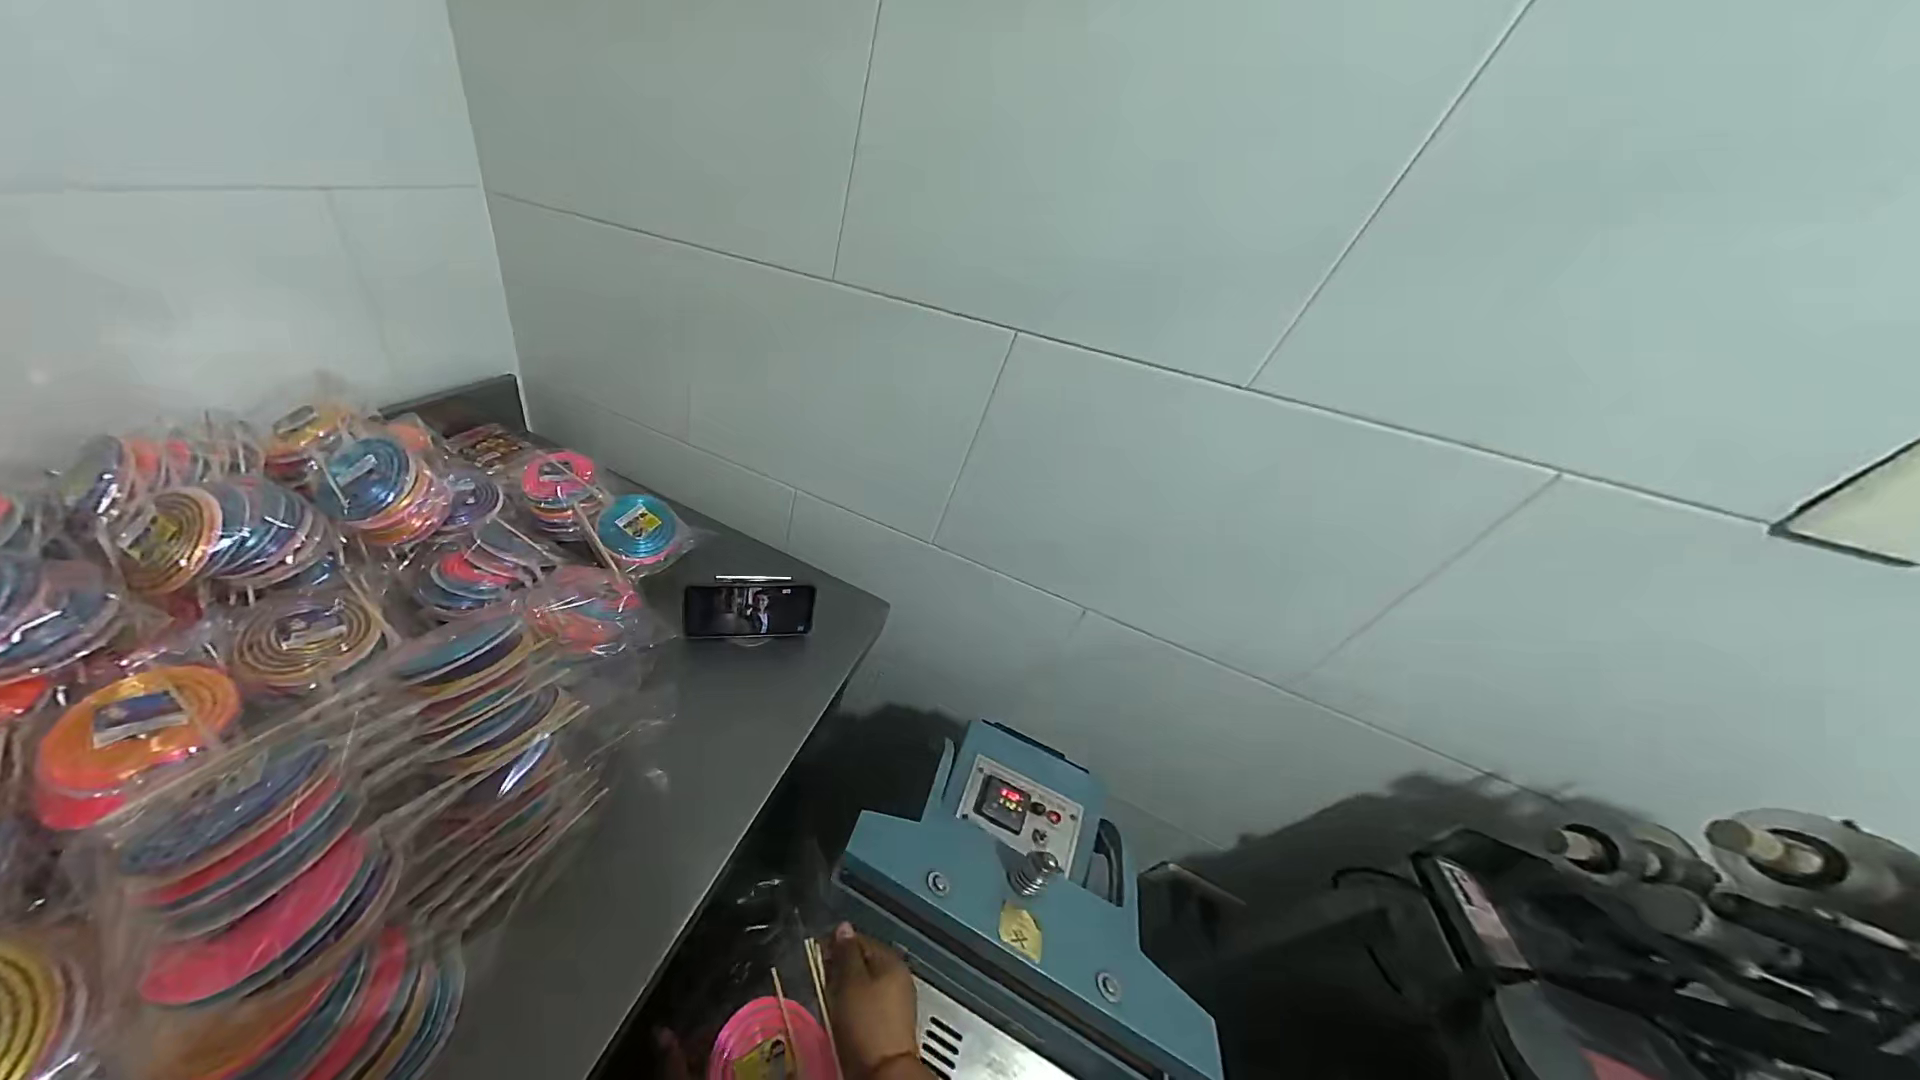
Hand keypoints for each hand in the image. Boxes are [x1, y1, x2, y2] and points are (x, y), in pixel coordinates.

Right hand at [827, 922, 919, 1077]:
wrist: (883, 1073)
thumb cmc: (866, 1024)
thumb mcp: (851, 982)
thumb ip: (846, 952)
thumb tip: (843, 927)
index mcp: (892, 960)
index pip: (860, 940)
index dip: (836, 943)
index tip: (816, 954)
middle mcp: (898, 976)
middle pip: (863, 962)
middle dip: (840, 967)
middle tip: (821, 978)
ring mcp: (896, 1000)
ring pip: (864, 983)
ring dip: (845, 987)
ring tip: (829, 997)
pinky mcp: (889, 1023)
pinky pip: (867, 1003)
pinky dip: (853, 1005)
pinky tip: (842, 1014)